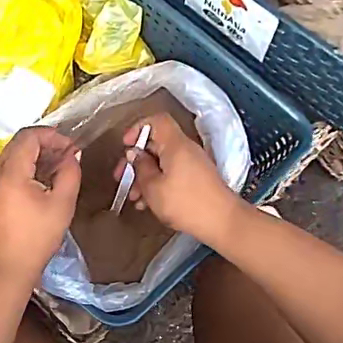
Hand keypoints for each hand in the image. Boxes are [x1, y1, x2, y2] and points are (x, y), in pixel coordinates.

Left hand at [0, 126, 80, 281]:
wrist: (10, 265)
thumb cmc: (37, 236)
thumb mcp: (62, 204)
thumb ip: (69, 174)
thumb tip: (72, 157)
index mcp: (13, 172)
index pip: (29, 137)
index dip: (52, 135)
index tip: (71, 147)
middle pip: (19, 143)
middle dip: (45, 142)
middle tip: (67, 153)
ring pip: (14, 156)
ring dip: (37, 155)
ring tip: (59, 166)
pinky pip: (12, 170)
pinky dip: (29, 167)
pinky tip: (46, 180)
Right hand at [115, 113, 246, 243]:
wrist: (222, 222)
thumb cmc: (185, 203)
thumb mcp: (153, 187)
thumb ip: (141, 167)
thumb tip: (135, 154)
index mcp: (175, 144)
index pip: (157, 120)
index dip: (138, 127)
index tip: (126, 145)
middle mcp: (185, 149)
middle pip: (156, 144)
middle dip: (136, 160)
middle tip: (121, 177)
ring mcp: (193, 164)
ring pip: (162, 162)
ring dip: (144, 176)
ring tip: (133, 197)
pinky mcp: (196, 179)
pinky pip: (172, 174)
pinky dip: (158, 184)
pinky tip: (147, 203)